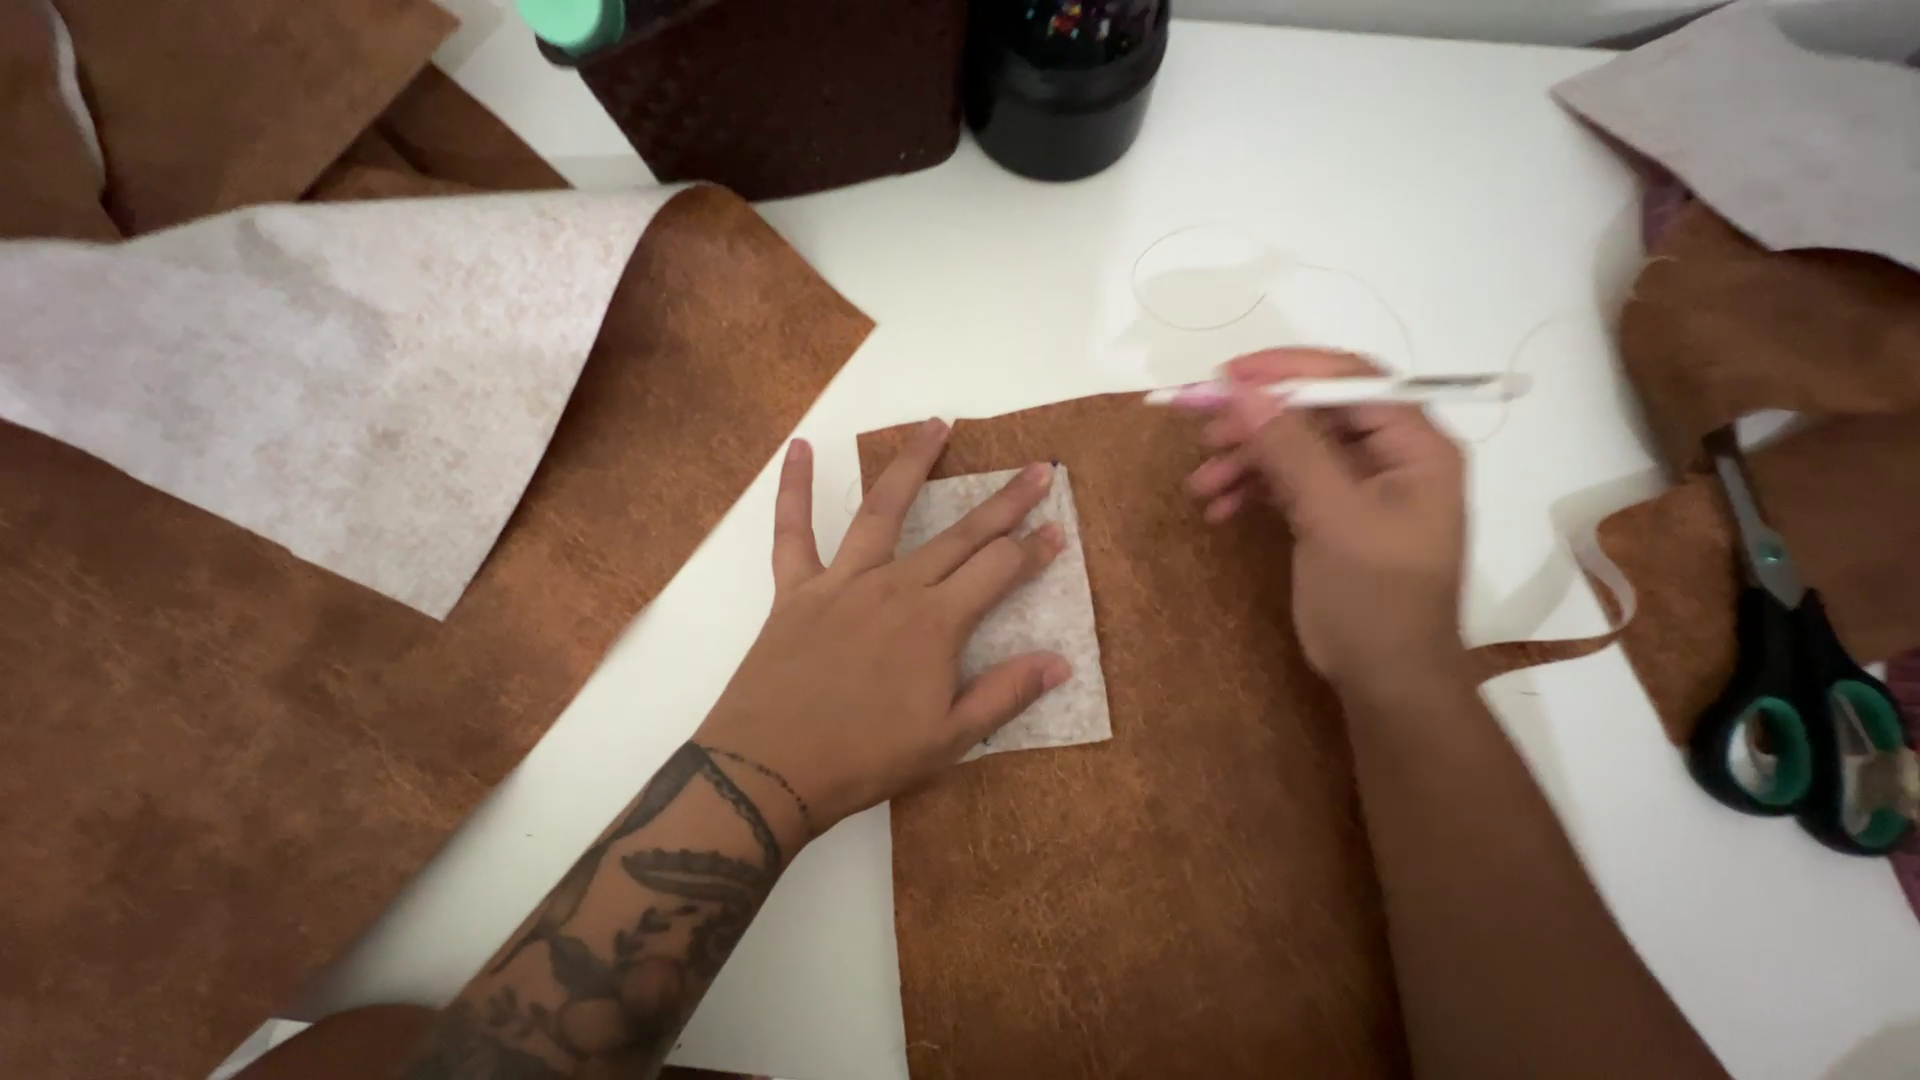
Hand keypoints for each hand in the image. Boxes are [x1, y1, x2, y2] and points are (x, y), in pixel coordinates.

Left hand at [695, 421, 1071, 844]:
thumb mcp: (948, 739)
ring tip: (937, 423)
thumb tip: (1062, 661)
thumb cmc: (865, 758)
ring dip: (913, 463)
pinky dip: (792, 488)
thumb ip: (1005, 694)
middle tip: (1037, 468)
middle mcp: (894, 588)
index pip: (999, 571)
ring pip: (883, 509)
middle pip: (960, 534)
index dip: (1033, 551)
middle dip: (1005, 501)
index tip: (1059, 530)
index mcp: (935, 624)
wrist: (769, 771)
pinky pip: (792, 531)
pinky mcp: (795, 589)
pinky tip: (799, 447)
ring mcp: (842, 582)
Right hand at [1184, 349, 1468, 689]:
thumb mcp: (1334, 518)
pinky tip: (1218, 510)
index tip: (1226, 378)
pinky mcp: (1333, 514)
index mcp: (1416, 446)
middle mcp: (1392, 456)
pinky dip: (1252, 491)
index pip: (1352, 381)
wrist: (1386, 679)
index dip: (1288, 371)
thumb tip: (1242, 392)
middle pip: (1316, 413)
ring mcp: (1361, 486)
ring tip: (1201, 486)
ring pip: (1294, 449)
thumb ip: (1292, 449)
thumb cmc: (1375, 599)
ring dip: (1245, 461)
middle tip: (1205, 436)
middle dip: (1257, 424)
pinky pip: (1287, 483)